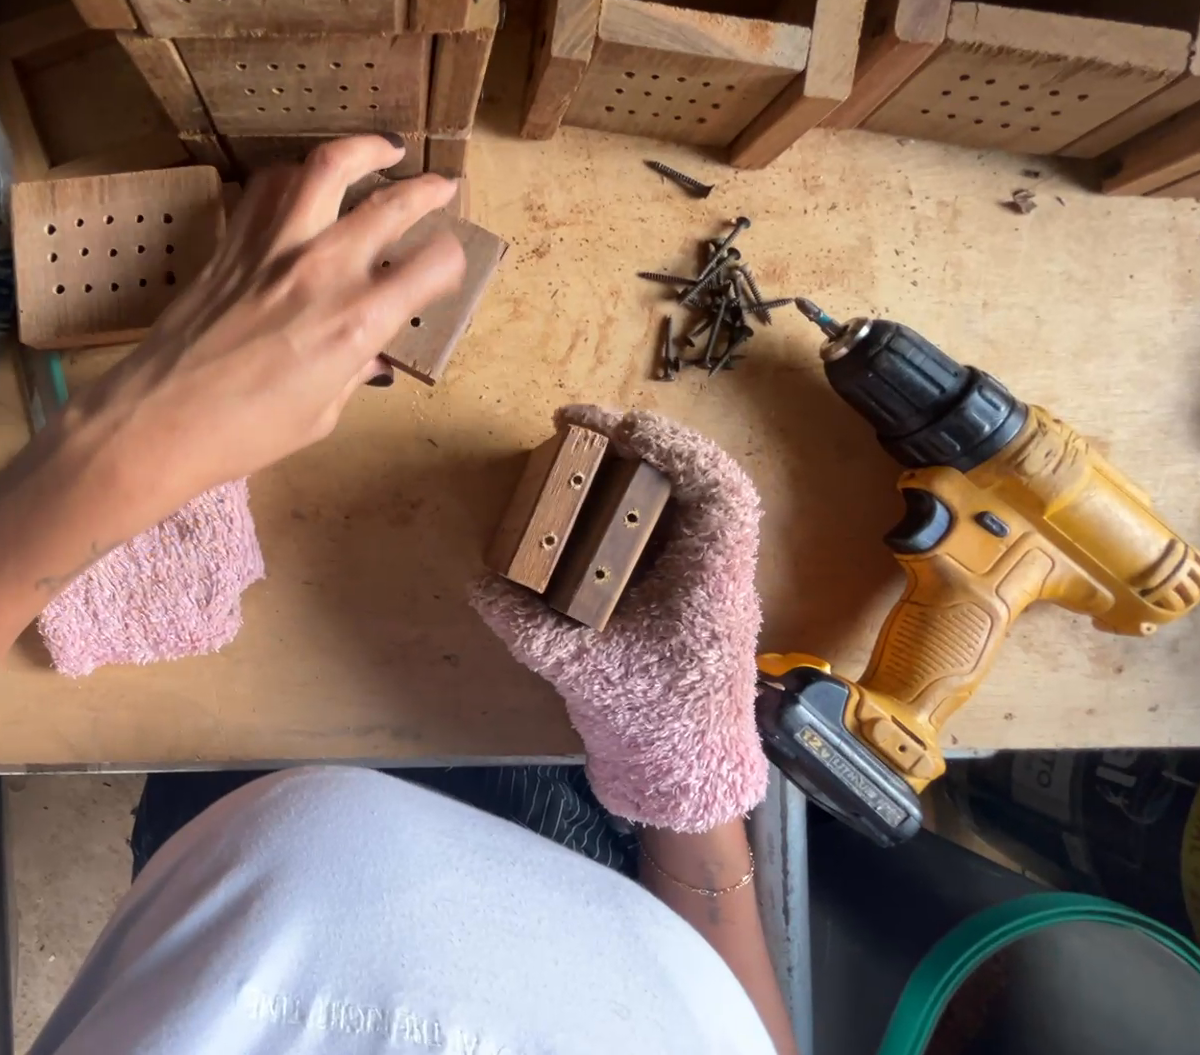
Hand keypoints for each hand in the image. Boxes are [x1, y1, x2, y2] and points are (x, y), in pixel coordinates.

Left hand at [57, 135, 465, 518]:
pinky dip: (297, 174)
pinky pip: (270, 186)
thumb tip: (369, 355)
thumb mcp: (321, 416)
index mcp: (358, 322)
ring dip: (366, 150)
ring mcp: (274, 247)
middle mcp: (324, 270)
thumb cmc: (247, 435)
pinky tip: (306, 181)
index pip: (433, 264)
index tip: (445, 266)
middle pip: (393, 205)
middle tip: (442, 186)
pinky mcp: (233, 241)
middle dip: (430, 191)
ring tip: (383, 150)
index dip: (450, 261)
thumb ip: (353, 373)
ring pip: (329, 166)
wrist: (161, 419)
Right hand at [471, 406, 769, 831]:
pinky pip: (660, 523)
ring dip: (634, 466)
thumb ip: (527, 629)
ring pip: (683, 496)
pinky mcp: (678, 586)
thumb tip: (481, 583)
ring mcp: (700, 575)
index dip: (673, 446)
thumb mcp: (581, 674)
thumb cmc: (653, 726)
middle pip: (701, 478)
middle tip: (579, 428)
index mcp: (709, 583)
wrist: (684, 772)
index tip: (616, 428)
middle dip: (643, 441)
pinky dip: (624, 499)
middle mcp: (714, 568)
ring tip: (578, 452)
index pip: (718, 490)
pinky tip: (582, 502)